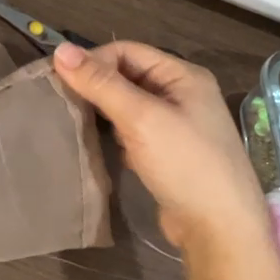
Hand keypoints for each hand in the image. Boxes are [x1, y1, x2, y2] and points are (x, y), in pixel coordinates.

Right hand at [53, 40, 267, 251]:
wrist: (219, 229)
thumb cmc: (184, 164)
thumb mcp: (140, 118)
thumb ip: (100, 83)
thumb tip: (60, 50)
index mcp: (183, 76)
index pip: (127, 51)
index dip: (93, 61)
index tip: (61, 81)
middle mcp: (182, 94)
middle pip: (127, 75)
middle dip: (95, 85)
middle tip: (62, 100)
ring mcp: (176, 124)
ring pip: (127, 104)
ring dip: (102, 110)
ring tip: (74, 120)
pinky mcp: (168, 151)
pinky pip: (132, 129)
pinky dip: (113, 132)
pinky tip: (98, 144)